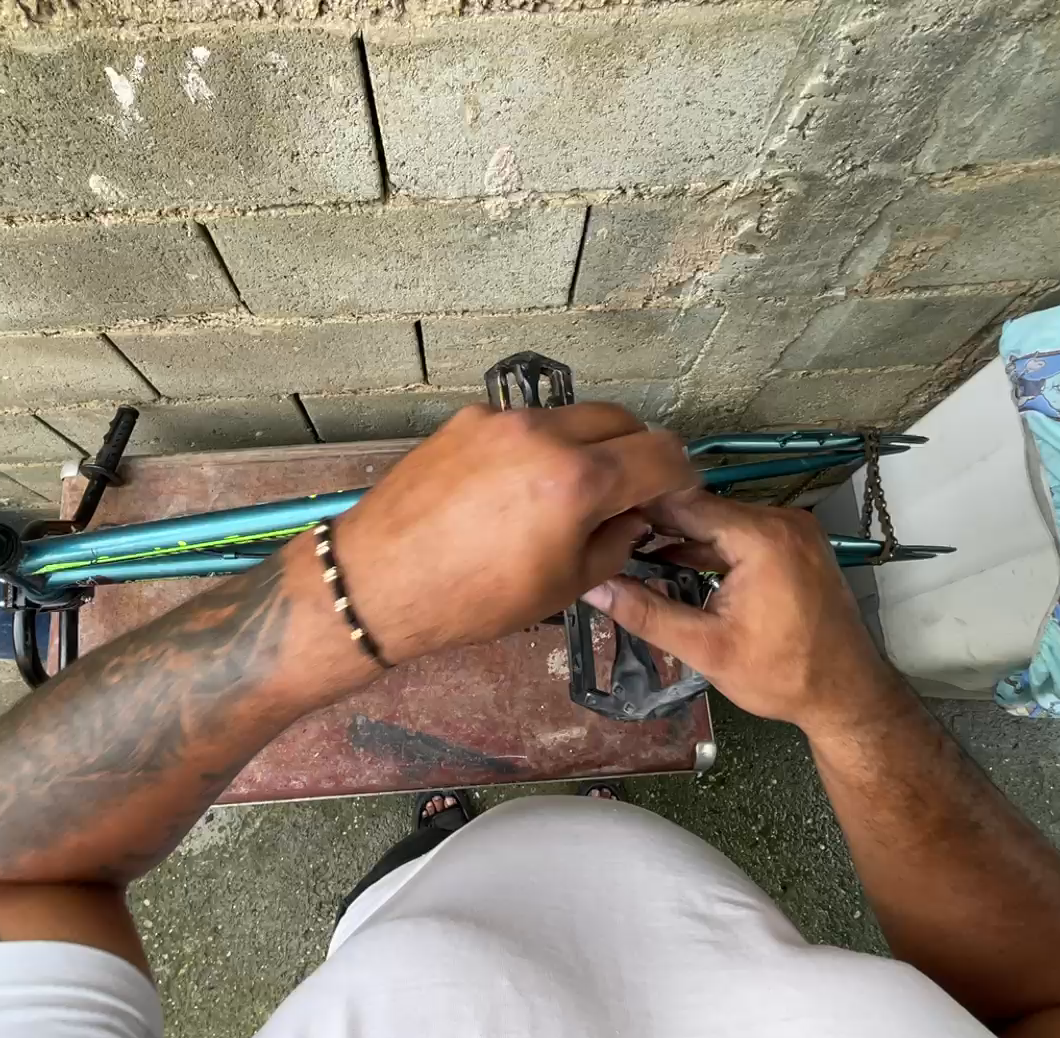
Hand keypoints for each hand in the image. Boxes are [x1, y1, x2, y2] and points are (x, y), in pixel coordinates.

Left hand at [332, 403, 695, 663]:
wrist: (379, 580)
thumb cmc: (473, 599)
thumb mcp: (562, 587)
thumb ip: (615, 542)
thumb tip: (632, 515)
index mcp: (576, 479)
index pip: (662, 453)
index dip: (680, 477)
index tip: (671, 497)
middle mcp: (543, 432)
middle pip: (622, 420)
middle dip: (635, 455)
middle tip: (622, 494)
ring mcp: (501, 419)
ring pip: (572, 417)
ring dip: (587, 446)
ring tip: (564, 492)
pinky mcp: (467, 418)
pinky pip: (525, 423)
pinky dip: (539, 446)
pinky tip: (514, 485)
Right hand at [581, 489, 906, 731]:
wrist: (850, 697)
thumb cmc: (781, 675)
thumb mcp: (705, 648)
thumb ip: (645, 612)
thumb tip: (592, 588)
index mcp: (761, 536)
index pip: (684, 502)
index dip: (638, 509)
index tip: (598, 520)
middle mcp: (780, 520)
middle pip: (702, 508)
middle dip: (655, 523)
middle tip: (607, 538)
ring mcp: (792, 530)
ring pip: (719, 520)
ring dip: (680, 536)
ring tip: (630, 550)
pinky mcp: (795, 545)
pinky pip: (740, 533)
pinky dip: (708, 546)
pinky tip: (674, 562)